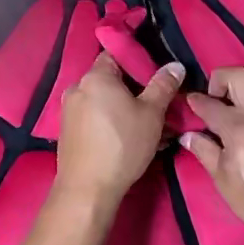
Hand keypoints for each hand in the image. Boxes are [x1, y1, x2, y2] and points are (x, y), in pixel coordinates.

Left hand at [56, 53, 184, 199]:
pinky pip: (93, 117)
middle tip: (157, 102)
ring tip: (146, 124)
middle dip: (133, 89)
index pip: (116, 55)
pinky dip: (109, 122)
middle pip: (110, 80)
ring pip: (102, 101)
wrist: (87, 189)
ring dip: (123, 108)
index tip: (156, 74)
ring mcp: (69, 111)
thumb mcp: (151, 114)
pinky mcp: (68, 132)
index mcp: (95, 77)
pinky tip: (127, 138)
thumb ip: (163, 86)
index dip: (137, 60)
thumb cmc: (122, 145)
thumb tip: (175, 65)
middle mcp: (77, 88)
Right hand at [182, 68, 243, 244]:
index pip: (210, 104)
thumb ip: (205, 152)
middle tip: (215, 97)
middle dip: (219, 79)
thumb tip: (189, 136)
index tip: (190, 101)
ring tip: (238, 102)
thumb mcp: (225, 182)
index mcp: (238, 129)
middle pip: (238, 75)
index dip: (195, 101)